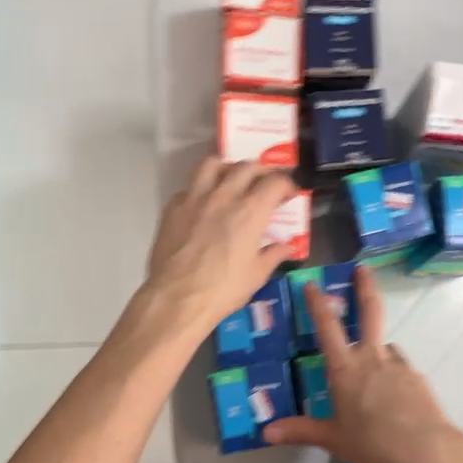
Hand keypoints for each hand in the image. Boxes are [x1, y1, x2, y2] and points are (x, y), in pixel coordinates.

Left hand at [145, 158, 296, 327]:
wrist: (178, 298)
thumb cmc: (223, 290)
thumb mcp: (256, 275)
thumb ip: (273, 254)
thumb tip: (287, 246)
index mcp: (251, 212)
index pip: (275, 182)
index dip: (286, 184)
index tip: (289, 193)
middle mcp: (224, 196)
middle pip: (246, 166)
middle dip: (261, 171)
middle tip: (265, 184)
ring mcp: (195, 198)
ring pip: (213, 163)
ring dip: (227, 167)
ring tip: (231, 178)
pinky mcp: (174, 207)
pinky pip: (190, 186)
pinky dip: (201, 188)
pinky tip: (203, 203)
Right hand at [265, 265, 462, 462]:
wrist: (426, 450)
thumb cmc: (373, 443)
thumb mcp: (333, 439)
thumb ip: (301, 431)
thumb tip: (267, 432)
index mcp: (345, 369)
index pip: (328, 326)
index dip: (317, 303)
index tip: (312, 283)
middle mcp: (372, 358)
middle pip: (369, 312)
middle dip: (365, 287)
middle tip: (363, 269)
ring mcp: (399, 366)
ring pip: (387, 347)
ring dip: (379, 350)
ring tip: (374, 374)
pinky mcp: (419, 379)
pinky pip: (402, 370)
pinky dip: (395, 376)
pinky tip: (394, 399)